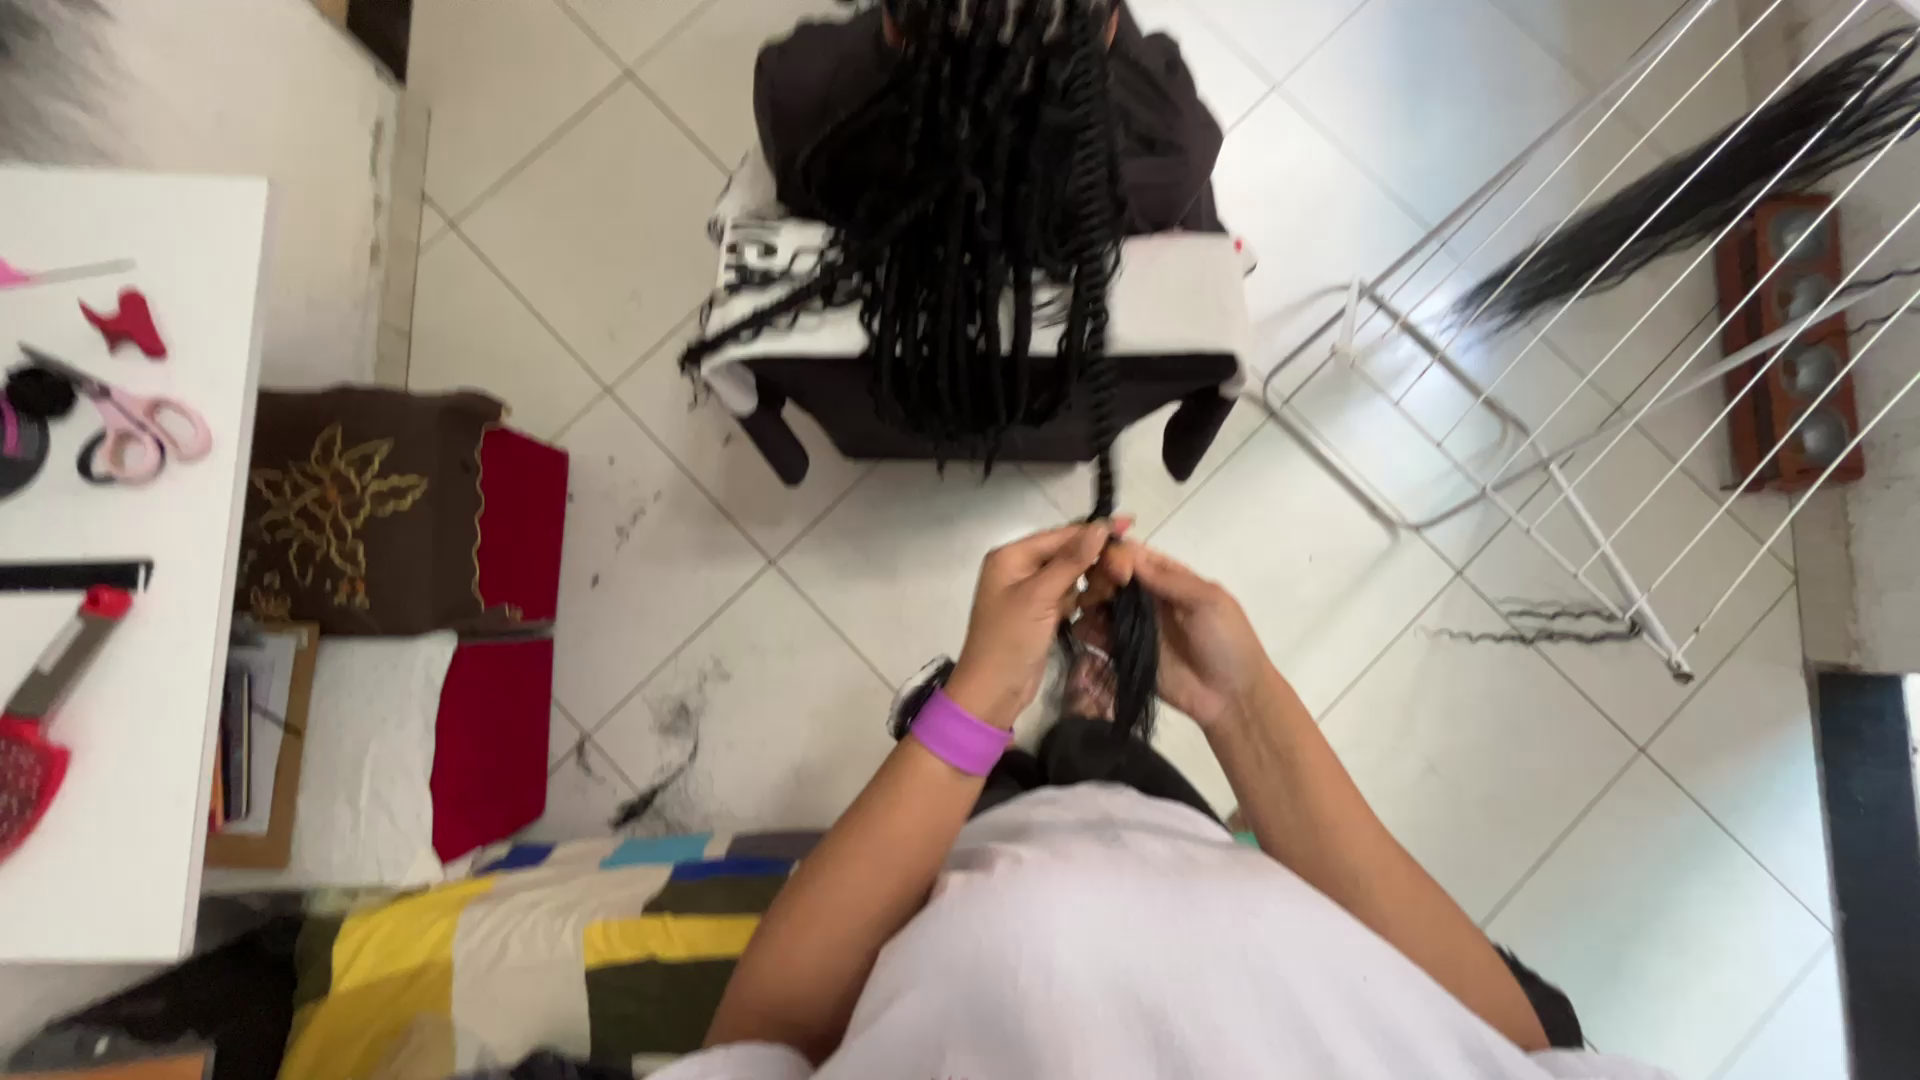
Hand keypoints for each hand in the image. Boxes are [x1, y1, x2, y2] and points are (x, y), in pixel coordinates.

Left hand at [945, 521, 1116, 729]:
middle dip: (1095, 558)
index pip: (1058, 535)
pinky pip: (1067, 595)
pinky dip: (1084, 597)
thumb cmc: (1010, 639)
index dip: (1093, 531)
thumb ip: (1071, 560)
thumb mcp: (1040, 596)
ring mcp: (1029, 591)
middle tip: (1126, 567)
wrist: (993, 691)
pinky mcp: (1040, 612)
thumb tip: (1100, 526)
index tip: (1129, 523)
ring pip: (1070, 574)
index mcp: (1010, 556)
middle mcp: (1018, 568)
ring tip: (1117, 585)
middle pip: (1065, 552)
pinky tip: (1103, 600)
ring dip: (1092, 579)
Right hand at [1087, 539, 1276, 729]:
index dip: (1117, 556)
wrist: (1231, 697)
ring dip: (1089, 600)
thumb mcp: (1208, 601)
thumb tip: (1127, 558)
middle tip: (1103, 594)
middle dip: (1100, 577)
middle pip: (1109, 574)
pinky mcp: (1122, 651)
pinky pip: (1095, 635)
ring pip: (1098, 601)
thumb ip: (1168, 579)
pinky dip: (1085, 629)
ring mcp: (1132, 625)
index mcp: (1168, 577)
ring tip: (1094, 611)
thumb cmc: (1227, 641)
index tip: (1117, 572)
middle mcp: (1146, 597)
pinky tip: (1087, 631)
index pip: (1133, 555)